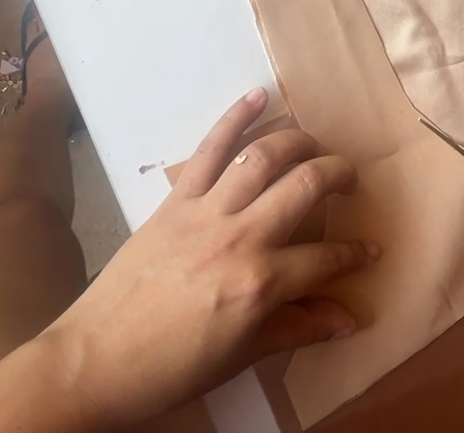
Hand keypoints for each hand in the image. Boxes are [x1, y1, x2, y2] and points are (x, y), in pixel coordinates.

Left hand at [41, 88, 377, 425]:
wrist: (93, 362)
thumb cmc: (172, 368)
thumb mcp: (242, 355)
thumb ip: (299, 327)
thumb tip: (351, 319)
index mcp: (261, 284)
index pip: (327, 258)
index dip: (355, 253)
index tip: (369, 249)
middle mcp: (242, 237)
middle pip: (306, 185)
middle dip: (340, 175)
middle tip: (350, 180)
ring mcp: (207, 211)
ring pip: (265, 156)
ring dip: (299, 141)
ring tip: (316, 145)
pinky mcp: (176, 199)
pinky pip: (210, 148)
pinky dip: (235, 117)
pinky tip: (259, 96)